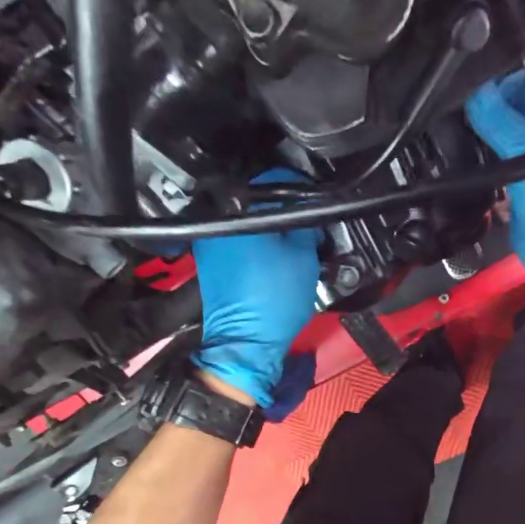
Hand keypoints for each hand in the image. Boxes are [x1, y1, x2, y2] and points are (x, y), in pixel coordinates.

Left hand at [189, 176, 322, 407]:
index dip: (301, 189)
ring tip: (291, 249)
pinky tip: (272, 262)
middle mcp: (217, 222)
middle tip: (306, 230)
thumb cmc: (273, 303)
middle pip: (258, 200)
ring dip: (269, 230)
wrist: (247, 344)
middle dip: (284, 212)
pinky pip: (238, 242)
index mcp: (238, 212)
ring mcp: (210, 243)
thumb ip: (305, 220)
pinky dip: (256, 247)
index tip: (314, 203)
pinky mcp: (211, 263)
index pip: (274, 178)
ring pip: (248, 222)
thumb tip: (306, 205)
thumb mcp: (304, 255)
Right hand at [465, 70, 524, 367]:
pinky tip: (470, 167)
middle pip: (512, 108)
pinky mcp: (524, 184)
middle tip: (461, 119)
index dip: (497, 84)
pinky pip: (500, 164)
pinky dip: (485, 163)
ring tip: (461, 142)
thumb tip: (474, 94)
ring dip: (483, 139)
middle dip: (486, 112)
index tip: (470, 96)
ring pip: (503, 136)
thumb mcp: (524, 150)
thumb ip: (497, 119)